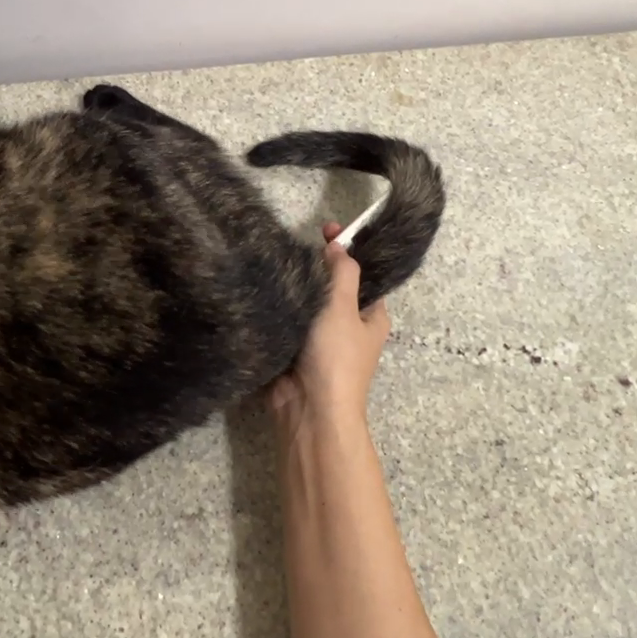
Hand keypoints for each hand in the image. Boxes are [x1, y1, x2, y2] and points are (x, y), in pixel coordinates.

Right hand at [269, 223, 391, 434]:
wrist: (308, 409)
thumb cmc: (335, 356)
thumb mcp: (343, 306)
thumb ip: (341, 272)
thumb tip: (338, 245)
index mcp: (372, 316)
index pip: (361, 274)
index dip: (346, 251)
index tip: (324, 228)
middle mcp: (349, 327)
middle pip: (333, 287)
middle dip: (315, 268)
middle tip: (292, 243)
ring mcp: (321, 341)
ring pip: (308, 303)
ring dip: (294, 287)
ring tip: (273, 259)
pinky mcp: (295, 351)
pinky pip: (289, 320)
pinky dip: (279, 307)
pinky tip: (264, 287)